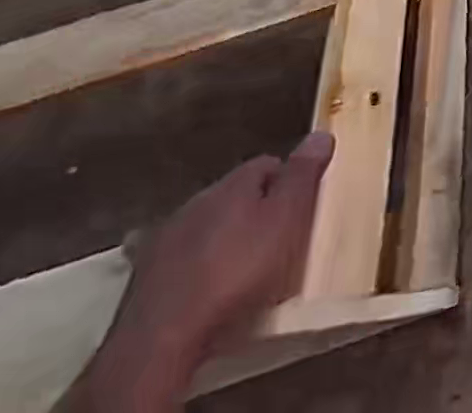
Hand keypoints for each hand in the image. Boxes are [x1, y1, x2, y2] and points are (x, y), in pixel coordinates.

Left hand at [62, 133, 332, 412]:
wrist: (161, 340)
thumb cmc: (240, 272)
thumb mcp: (290, 218)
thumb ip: (307, 174)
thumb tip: (322, 130)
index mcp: (232, 186)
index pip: (268, 163)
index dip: (292, 177)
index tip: (308, 203)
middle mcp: (195, 204)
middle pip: (240, 192)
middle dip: (265, 204)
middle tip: (288, 233)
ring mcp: (166, 240)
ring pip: (213, 222)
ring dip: (236, 233)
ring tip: (256, 262)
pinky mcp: (149, 277)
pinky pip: (191, 252)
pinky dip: (209, 260)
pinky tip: (217, 287)